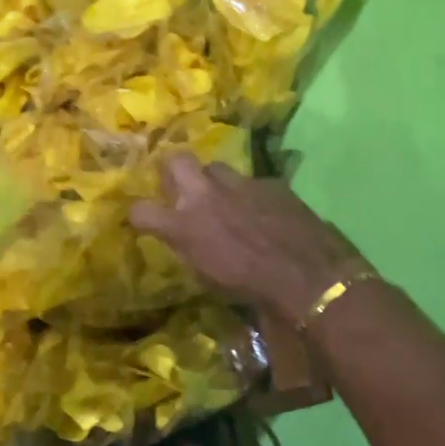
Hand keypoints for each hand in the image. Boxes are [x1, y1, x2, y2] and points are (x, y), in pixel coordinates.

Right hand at [129, 154, 367, 320]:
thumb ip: (186, 246)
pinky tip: (260, 213)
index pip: (140, 210)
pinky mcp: (270, 183)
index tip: (145, 221)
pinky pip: (250, 182)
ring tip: (223, 199)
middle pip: (176, 160)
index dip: (139, 215)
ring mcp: (239, 184)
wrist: (305, 274)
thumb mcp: (203, 273)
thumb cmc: (246, 285)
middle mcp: (205, 195)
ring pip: (215, 167)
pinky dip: (249, 195)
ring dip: (213, 181)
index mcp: (183, 224)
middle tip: (180, 188)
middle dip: (173, 171)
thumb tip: (180, 236)